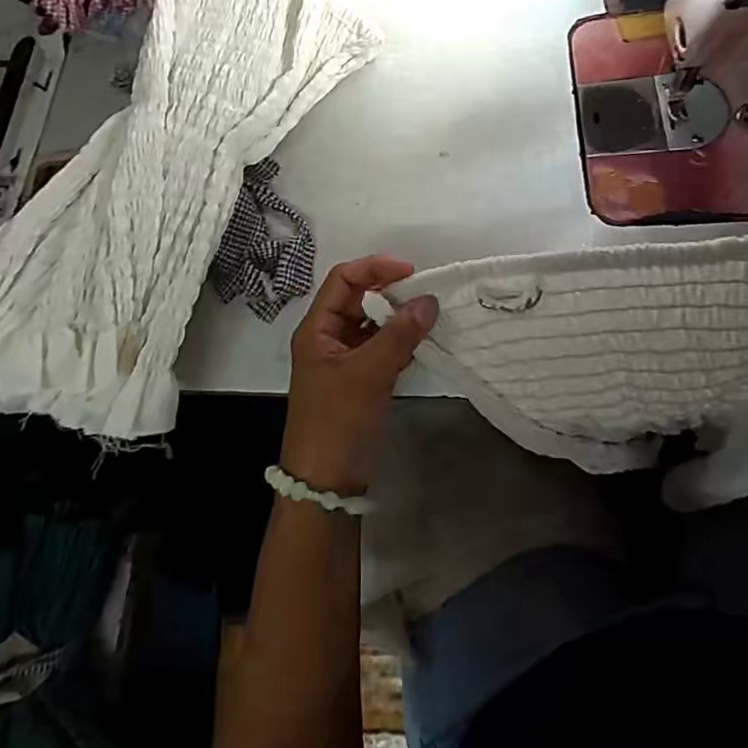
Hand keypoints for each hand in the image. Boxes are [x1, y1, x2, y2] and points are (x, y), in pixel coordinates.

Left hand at [283, 256, 438, 493]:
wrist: (326, 480)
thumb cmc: (338, 419)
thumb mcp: (369, 372)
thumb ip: (400, 334)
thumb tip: (429, 300)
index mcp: (317, 329)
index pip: (343, 280)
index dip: (374, 268)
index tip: (411, 272)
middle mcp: (328, 338)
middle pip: (358, 300)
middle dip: (390, 293)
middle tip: (426, 295)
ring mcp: (343, 361)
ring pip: (372, 326)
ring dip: (398, 319)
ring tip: (430, 318)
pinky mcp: (359, 381)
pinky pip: (380, 350)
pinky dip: (400, 343)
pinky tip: (422, 344)